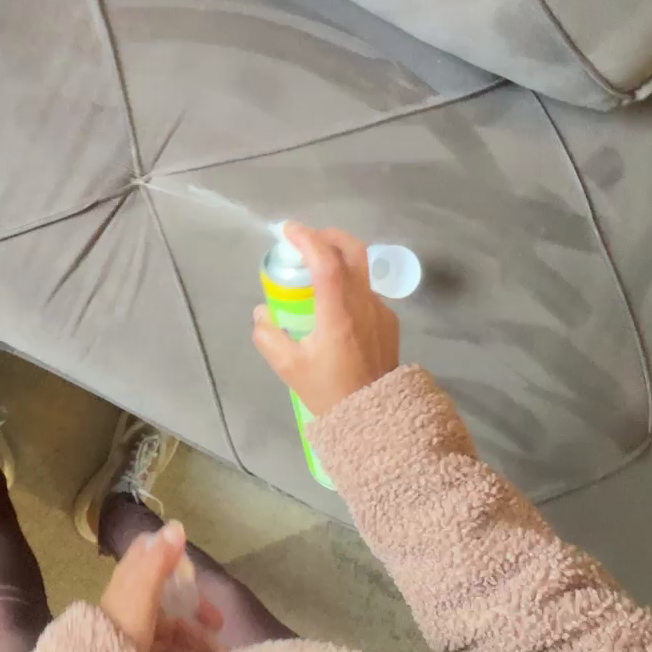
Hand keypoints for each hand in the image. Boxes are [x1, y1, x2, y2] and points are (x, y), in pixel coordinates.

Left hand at [99, 521, 223, 651]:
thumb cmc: (128, 615)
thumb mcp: (145, 584)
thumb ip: (160, 556)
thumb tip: (177, 524)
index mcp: (133, 572)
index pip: (151, 551)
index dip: (173, 554)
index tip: (193, 570)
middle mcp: (135, 592)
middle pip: (169, 592)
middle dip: (196, 606)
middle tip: (218, 622)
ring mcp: (137, 619)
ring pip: (172, 622)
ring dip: (195, 634)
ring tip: (217, 651)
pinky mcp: (140, 643)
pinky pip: (168, 643)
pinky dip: (185, 650)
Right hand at [251, 222, 399, 415]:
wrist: (377, 420)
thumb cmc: (330, 393)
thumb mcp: (289, 368)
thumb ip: (268, 336)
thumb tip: (262, 312)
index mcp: (338, 313)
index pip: (326, 261)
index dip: (307, 239)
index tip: (288, 230)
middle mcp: (363, 304)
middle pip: (353, 251)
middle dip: (328, 235)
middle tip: (306, 238)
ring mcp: (380, 311)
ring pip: (363, 267)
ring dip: (340, 255)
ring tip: (317, 264)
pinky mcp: (389, 321)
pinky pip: (367, 288)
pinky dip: (349, 279)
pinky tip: (335, 299)